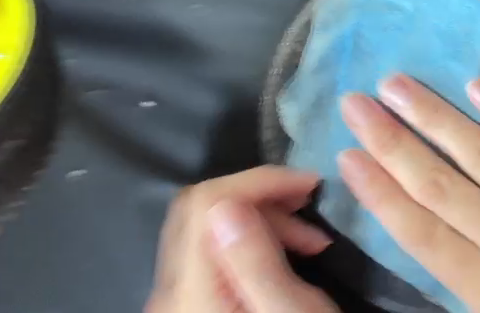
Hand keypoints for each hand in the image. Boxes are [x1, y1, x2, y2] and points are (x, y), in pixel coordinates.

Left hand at [145, 166, 339, 312]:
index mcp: (191, 298)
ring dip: (260, 219)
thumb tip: (227, 202)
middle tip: (310, 210)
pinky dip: (248, 242)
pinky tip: (284, 257)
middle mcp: (169, 299)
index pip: (206, 204)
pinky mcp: (188, 312)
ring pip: (205, 229)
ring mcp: (174, 307)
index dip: (259, 181)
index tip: (311, 186)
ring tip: (311, 241)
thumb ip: (254, 259)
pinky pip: (208, 254)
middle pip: (200, 211)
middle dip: (261, 197)